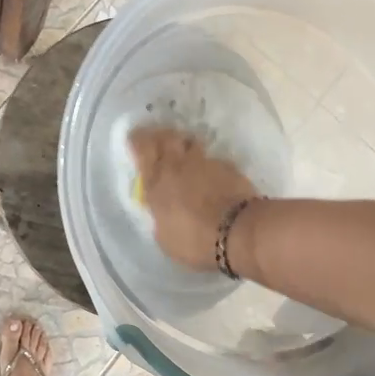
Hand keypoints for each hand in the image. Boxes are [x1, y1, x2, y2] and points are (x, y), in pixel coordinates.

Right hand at [126, 125, 261, 273]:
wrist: (239, 231)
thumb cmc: (195, 240)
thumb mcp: (164, 236)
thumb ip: (159, 215)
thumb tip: (160, 207)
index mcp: (157, 181)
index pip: (142, 147)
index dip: (137, 140)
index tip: (135, 139)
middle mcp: (178, 164)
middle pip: (166, 136)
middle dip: (160, 135)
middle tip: (159, 141)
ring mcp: (205, 162)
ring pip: (190, 142)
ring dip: (185, 146)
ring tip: (187, 155)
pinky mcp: (227, 166)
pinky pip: (212, 158)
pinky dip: (209, 164)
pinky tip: (212, 175)